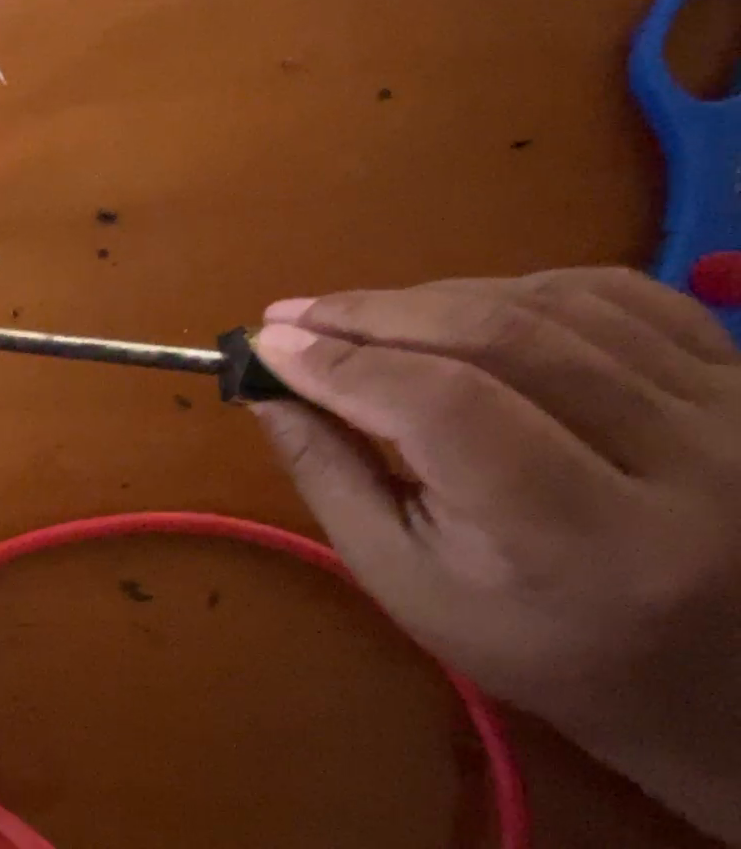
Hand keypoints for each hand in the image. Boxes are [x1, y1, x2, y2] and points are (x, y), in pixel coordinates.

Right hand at [248, 267, 740, 840]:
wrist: (709, 670)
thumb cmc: (532, 638)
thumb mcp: (401, 575)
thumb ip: (326, 472)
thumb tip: (265, 380)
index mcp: (585, 539)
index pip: (449, 408)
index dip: (345, 364)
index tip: (268, 344)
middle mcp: (687, 464)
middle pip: (500, 337)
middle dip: (372, 314)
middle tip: (292, 316)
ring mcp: (734, 411)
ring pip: (548, 303)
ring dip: (427, 297)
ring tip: (357, 318)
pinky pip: (612, 293)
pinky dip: (511, 288)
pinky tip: (457, 310)